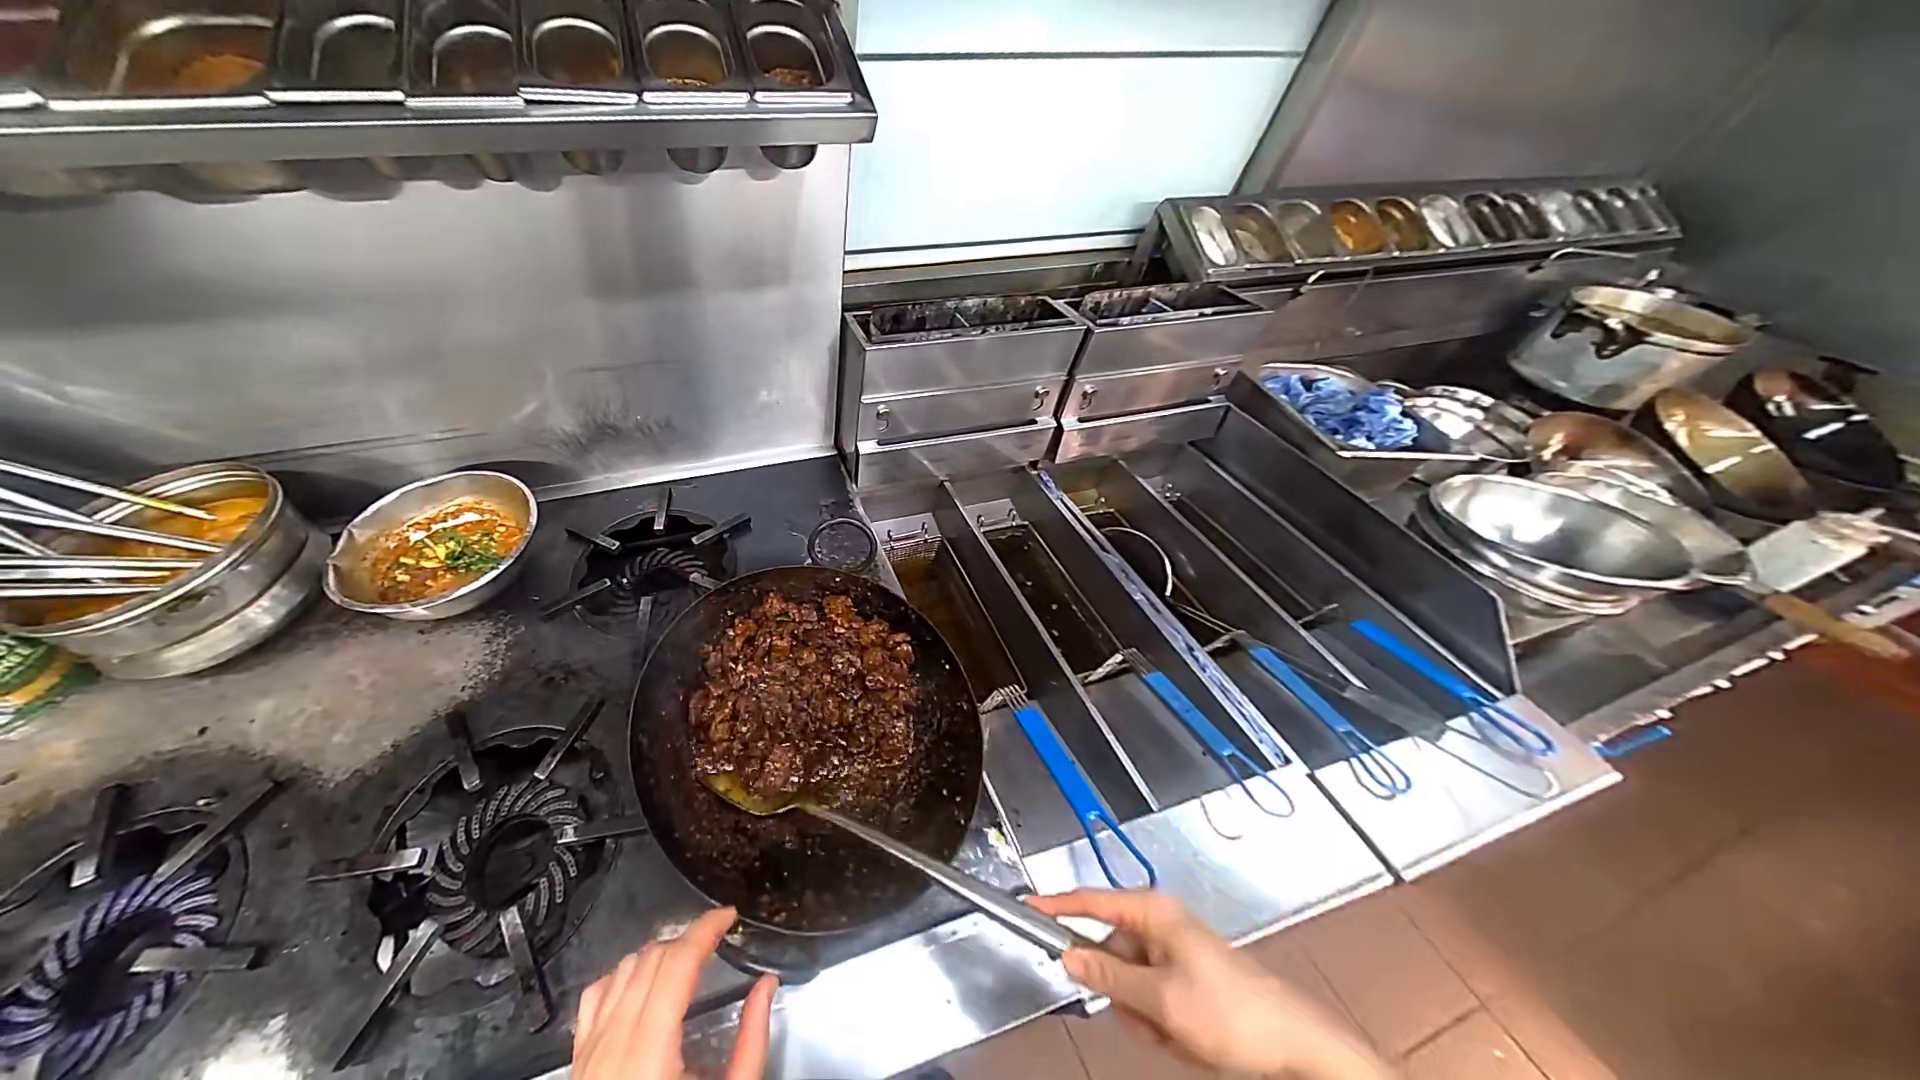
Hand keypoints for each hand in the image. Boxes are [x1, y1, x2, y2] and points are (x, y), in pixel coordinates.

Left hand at [572, 907, 777, 1079]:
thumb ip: (751, 1041)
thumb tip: (767, 984)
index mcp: (650, 1053)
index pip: (677, 964)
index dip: (705, 929)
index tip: (729, 916)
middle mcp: (612, 1044)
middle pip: (650, 960)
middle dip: (687, 938)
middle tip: (717, 940)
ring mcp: (587, 1055)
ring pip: (621, 971)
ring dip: (657, 954)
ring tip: (687, 959)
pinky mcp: (576, 1065)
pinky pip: (593, 998)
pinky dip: (621, 977)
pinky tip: (643, 984)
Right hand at [1029, 890, 1394, 1079]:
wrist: (1294, 1049)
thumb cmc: (1233, 1013)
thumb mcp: (1160, 999)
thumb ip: (1107, 977)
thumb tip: (1069, 956)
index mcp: (1154, 914)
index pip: (1092, 901)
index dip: (1057, 905)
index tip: (1028, 906)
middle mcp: (1161, 928)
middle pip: (1108, 954)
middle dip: (1119, 993)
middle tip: (1146, 1017)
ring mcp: (1173, 956)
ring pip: (1127, 984)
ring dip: (1142, 1015)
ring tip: (1176, 1032)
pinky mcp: (1183, 981)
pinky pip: (1148, 1000)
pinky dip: (1158, 1024)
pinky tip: (1185, 1038)